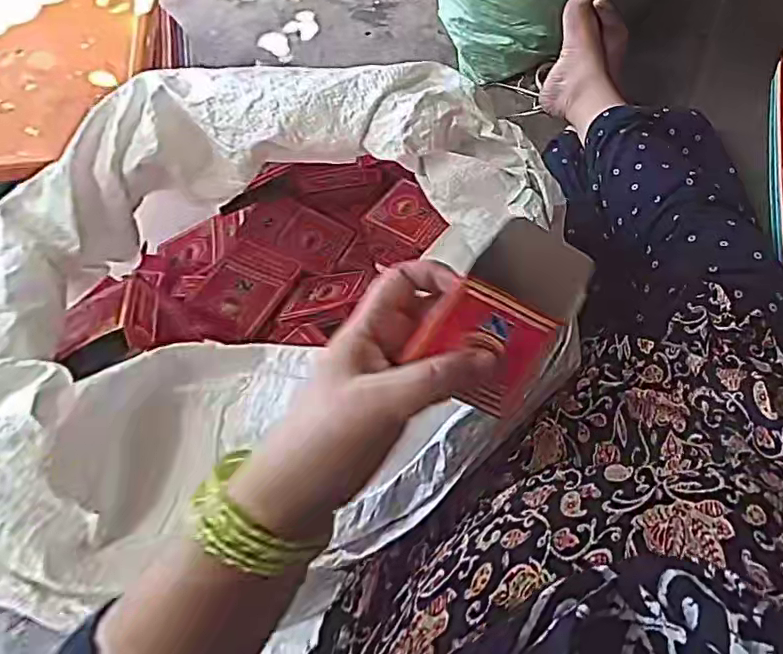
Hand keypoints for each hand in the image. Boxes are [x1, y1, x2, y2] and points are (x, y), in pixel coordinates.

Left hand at [227, 261, 496, 540]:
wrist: (286, 507)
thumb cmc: (316, 446)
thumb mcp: (380, 404)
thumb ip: (436, 379)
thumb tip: (487, 357)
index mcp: (366, 332)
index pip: (402, 279)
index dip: (435, 276)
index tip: (468, 294)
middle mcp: (381, 347)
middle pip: (428, 313)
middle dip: (462, 318)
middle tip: (495, 331)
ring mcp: (390, 376)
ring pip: (436, 346)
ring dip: (466, 350)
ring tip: (496, 360)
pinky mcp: (398, 404)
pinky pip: (437, 378)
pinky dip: (460, 378)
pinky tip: (479, 386)